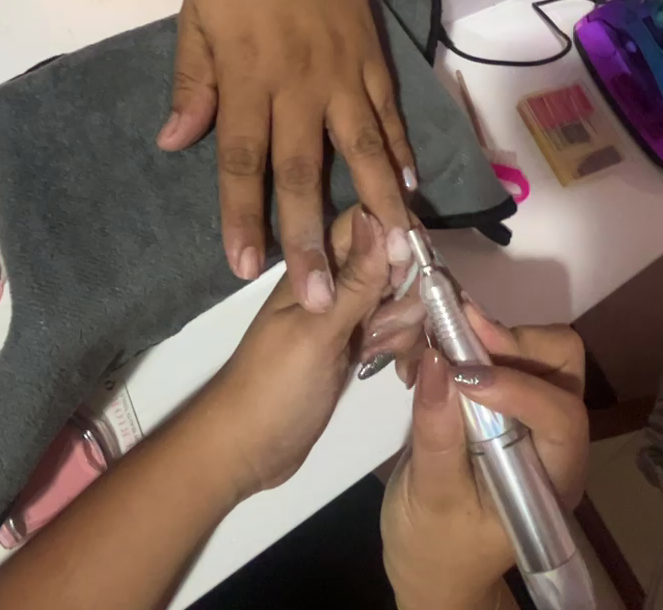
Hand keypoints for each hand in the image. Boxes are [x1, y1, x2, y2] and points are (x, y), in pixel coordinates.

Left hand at [158, 0, 415, 311]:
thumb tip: (175, 145)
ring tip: (392, 255)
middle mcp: (300, 85)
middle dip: (310, 237)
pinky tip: (412, 186)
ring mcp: (345, 73)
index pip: (243, 161)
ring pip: (363, 150)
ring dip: (377, 206)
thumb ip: (192, 84)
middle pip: (304, 171)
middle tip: (320, 297)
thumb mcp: (196, 18)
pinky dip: (401, 151)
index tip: (241, 269)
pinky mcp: (375, 58)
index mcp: (249, 77)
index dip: (241, 217)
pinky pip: (389, 113)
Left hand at [187, 207, 392, 498]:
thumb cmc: (274, 388)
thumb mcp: (318, 332)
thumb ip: (356, 279)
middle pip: (394, 259)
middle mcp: (334, 279)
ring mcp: (346, 312)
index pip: (369, 220)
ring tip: (383, 357)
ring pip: (399, 296)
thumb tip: (378, 213)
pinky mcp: (354, 342)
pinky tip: (400, 373)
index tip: (415, 271)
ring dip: (406, 325)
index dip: (399, 233)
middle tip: (385, 331)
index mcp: (316, 264)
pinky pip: (394, 328)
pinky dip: (404, 346)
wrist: (247, 449)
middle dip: (408, 292)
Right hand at [381, 314, 590, 609]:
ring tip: (435, 339)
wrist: (429, 558)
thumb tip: (437, 361)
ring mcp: (530, 410)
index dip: (517, 385)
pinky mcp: (503, 394)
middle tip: (455, 331)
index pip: (560, 414)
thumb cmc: (436, 542)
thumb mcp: (432, 494)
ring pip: (531, 345)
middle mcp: (553, 434)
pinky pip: (498, 347)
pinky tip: (432, 350)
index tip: (462, 372)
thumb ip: (437, 432)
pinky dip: (468, 336)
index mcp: (554, 473)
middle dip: (509, 341)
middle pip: (560, 362)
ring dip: (484, 333)